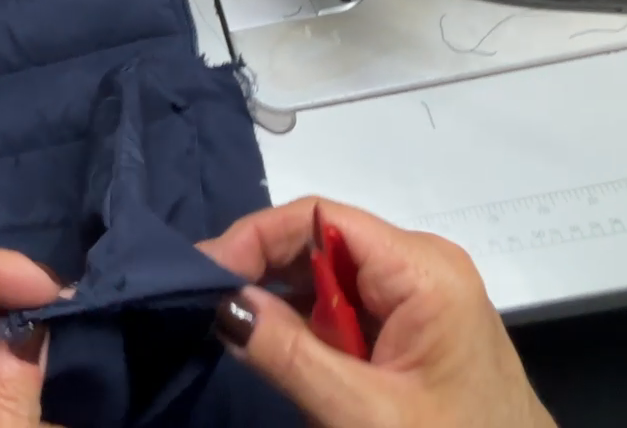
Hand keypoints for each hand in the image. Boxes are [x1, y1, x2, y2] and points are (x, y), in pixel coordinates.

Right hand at [198, 198, 553, 427]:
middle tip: (207, 302)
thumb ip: (289, 353)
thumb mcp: (365, 415)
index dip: (257, 237)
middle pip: (320, 241)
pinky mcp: (413, 323)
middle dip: (264, 268)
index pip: (320, 219)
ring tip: (233, 324)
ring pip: (327, 273)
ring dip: (281, 299)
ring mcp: (418, 293)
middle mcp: (420, 264)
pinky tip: (278, 344)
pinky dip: (307, 322)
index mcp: (421, 268)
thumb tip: (219, 301)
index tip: (204, 271)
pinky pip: (345, 303)